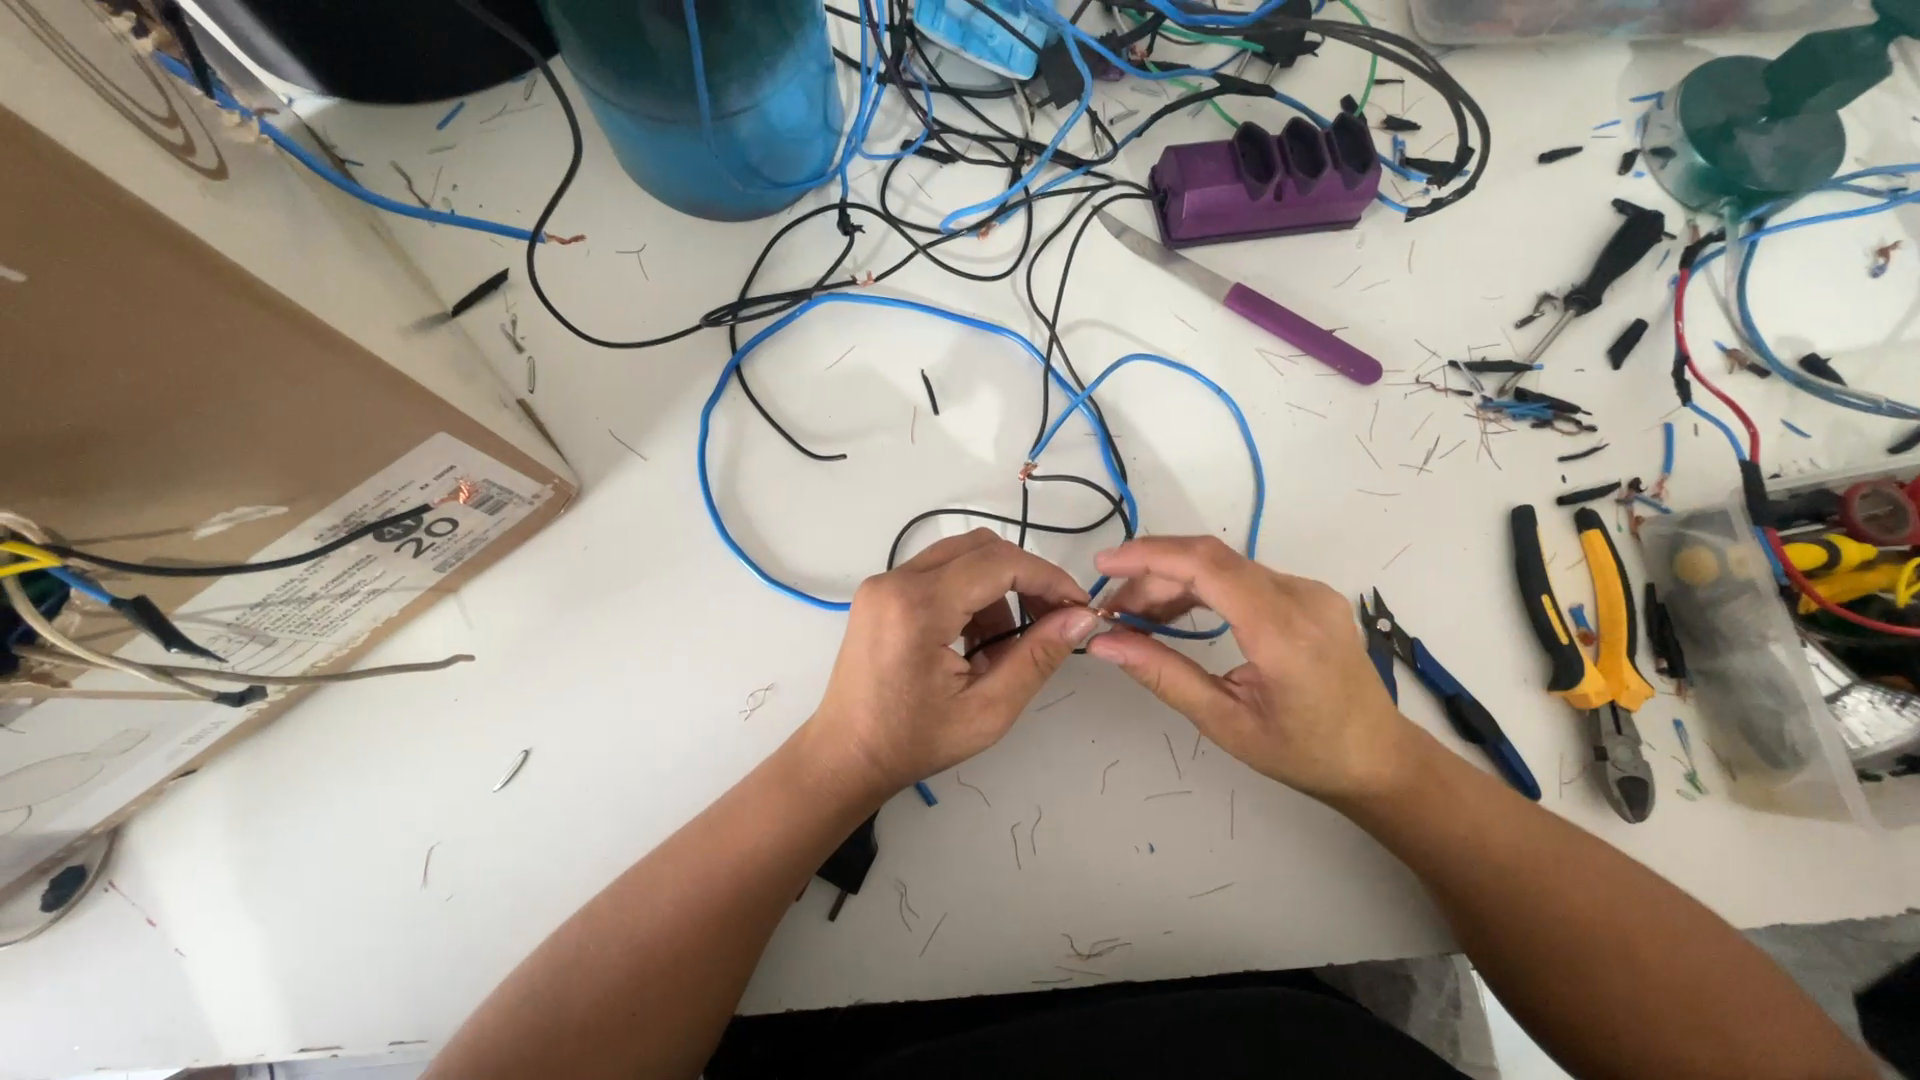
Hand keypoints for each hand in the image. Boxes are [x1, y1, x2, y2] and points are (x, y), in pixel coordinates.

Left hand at [805, 529, 1099, 796]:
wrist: (845, 756)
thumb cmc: (913, 742)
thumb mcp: (988, 710)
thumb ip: (1037, 657)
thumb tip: (1082, 617)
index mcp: (918, 607)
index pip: (1000, 563)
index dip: (1048, 578)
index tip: (1077, 606)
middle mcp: (896, 581)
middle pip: (981, 548)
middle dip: (1025, 577)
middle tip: (1051, 619)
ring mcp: (882, 583)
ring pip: (960, 556)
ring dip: (996, 587)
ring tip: (1006, 644)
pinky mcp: (879, 593)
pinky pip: (938, 572)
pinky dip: (968, 593)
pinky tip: (975, 641)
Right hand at [1085, 536, 1417, 802]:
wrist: (1377, 757)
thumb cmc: (1303, 752)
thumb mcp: (1224, 722)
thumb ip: (1162, 675)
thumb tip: (1103, 644)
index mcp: (1283, 632)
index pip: (1207, 567)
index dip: (1149, 556)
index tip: (1103, 566)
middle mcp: (1301, 597)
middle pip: (1210, 560)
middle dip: (1152, 575)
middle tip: (1113, 611)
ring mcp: (1309, 590)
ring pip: (1224, 564)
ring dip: (1173, 579)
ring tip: (1136, 614)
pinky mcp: (1308, 593)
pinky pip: (1242, 575)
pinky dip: (1200, 586)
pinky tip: (1175, 611)